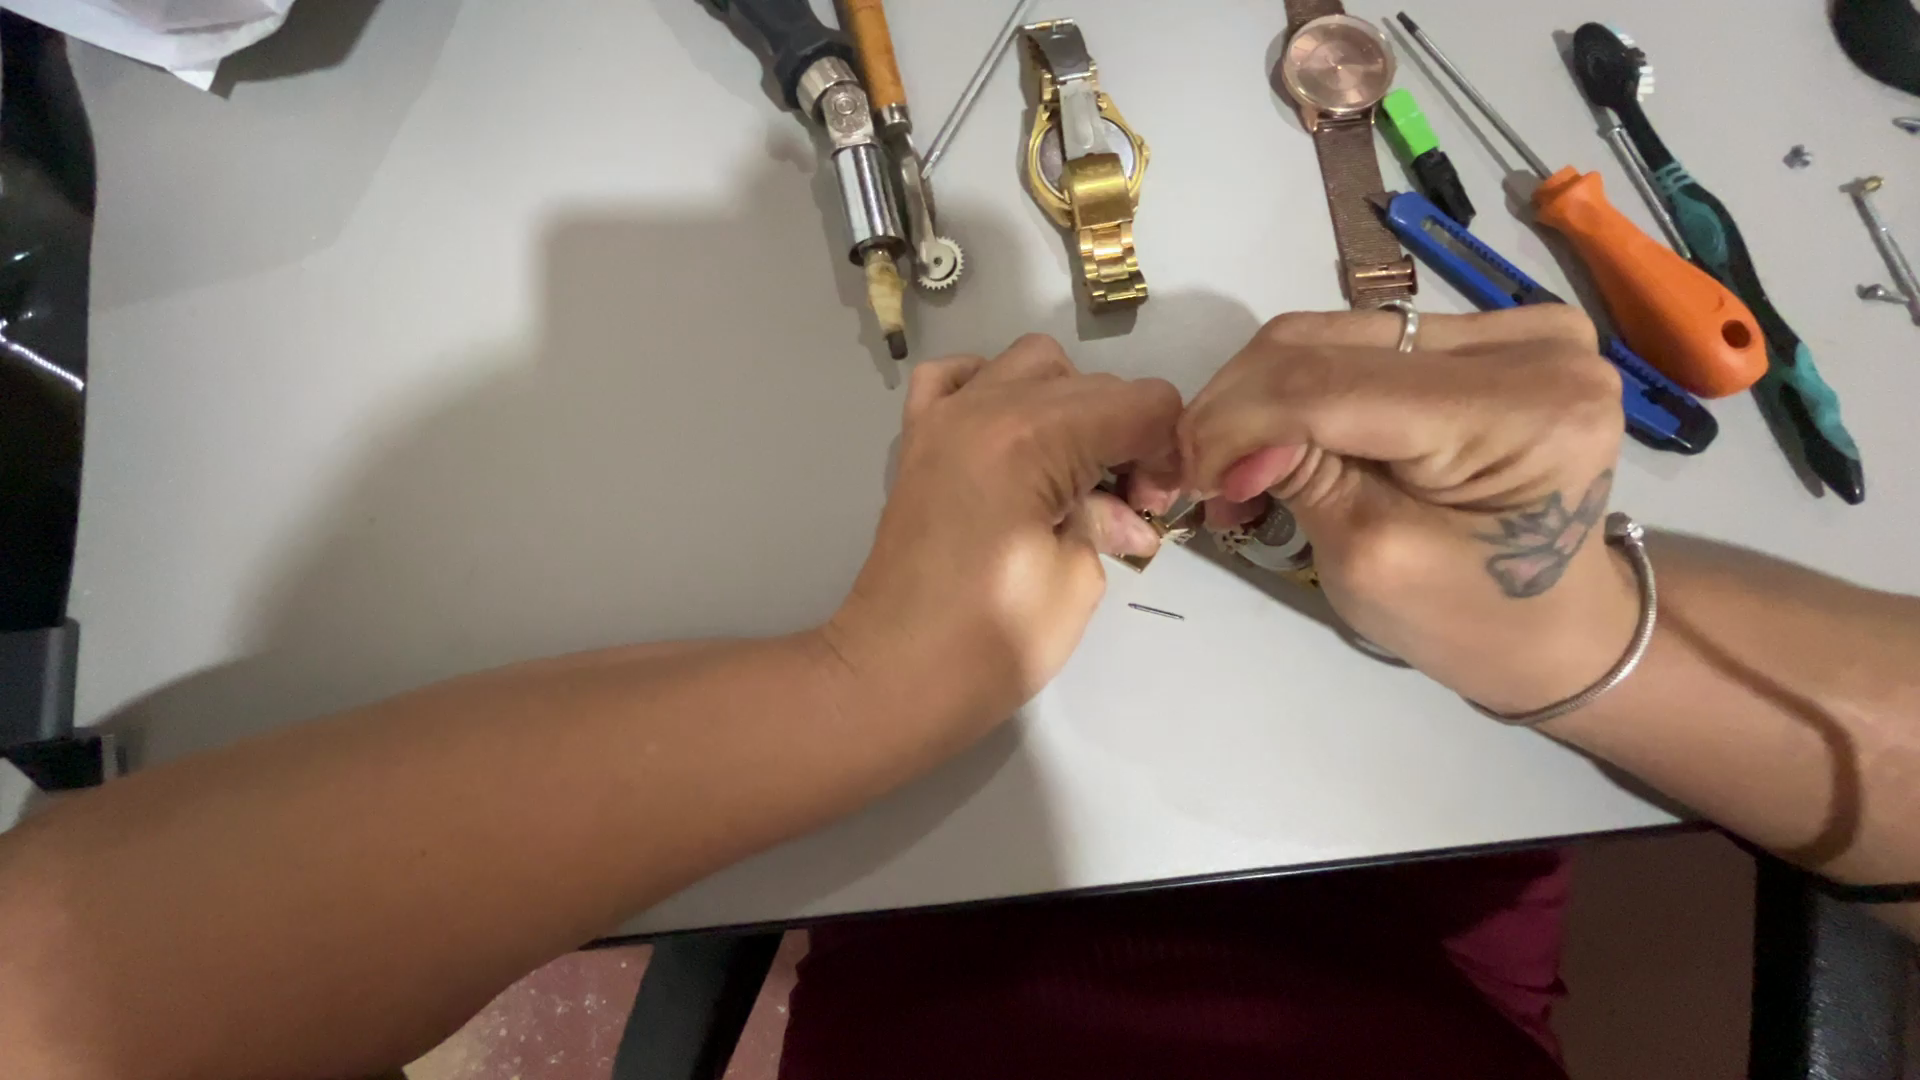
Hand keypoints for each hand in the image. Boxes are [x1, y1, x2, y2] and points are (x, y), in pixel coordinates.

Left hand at [825, 334, 1181, 738]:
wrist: (893, 674)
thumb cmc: (990, 643)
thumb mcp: (1076, 580)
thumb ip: (1107, 520)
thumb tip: (1128, 508)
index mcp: (1031, 438)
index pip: (1141, 403)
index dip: (1167, 450)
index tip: (1155, 505)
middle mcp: (984, 406)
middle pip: (1093, 383)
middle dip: (1127, 434)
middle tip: (1125, 505)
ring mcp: (943, 416)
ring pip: (1033, 363)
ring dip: (1070, 404)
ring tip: (1069, 470)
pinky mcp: (917, 438)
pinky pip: (958, 375)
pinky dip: (993, 387)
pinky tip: (1008, 432)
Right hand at [1169, 307, 1639, 714]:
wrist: (1550, 622)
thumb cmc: (1469, 617)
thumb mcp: (1372, 561)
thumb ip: (1303, 481)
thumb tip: (1226, 441)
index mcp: (1526, 411)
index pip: (1336, 387)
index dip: (1239, 426)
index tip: (1187, 479)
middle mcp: (1527, 343)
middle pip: (1322, 344)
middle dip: (1233, 409)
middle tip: (1194, 472)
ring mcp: (1504, 329)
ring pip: (1321, 335)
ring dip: (1251, 400)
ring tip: (1227, 466)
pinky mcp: (1474, 337)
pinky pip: (1346, 346)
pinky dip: (1286, 394)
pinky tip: (1268, 442)